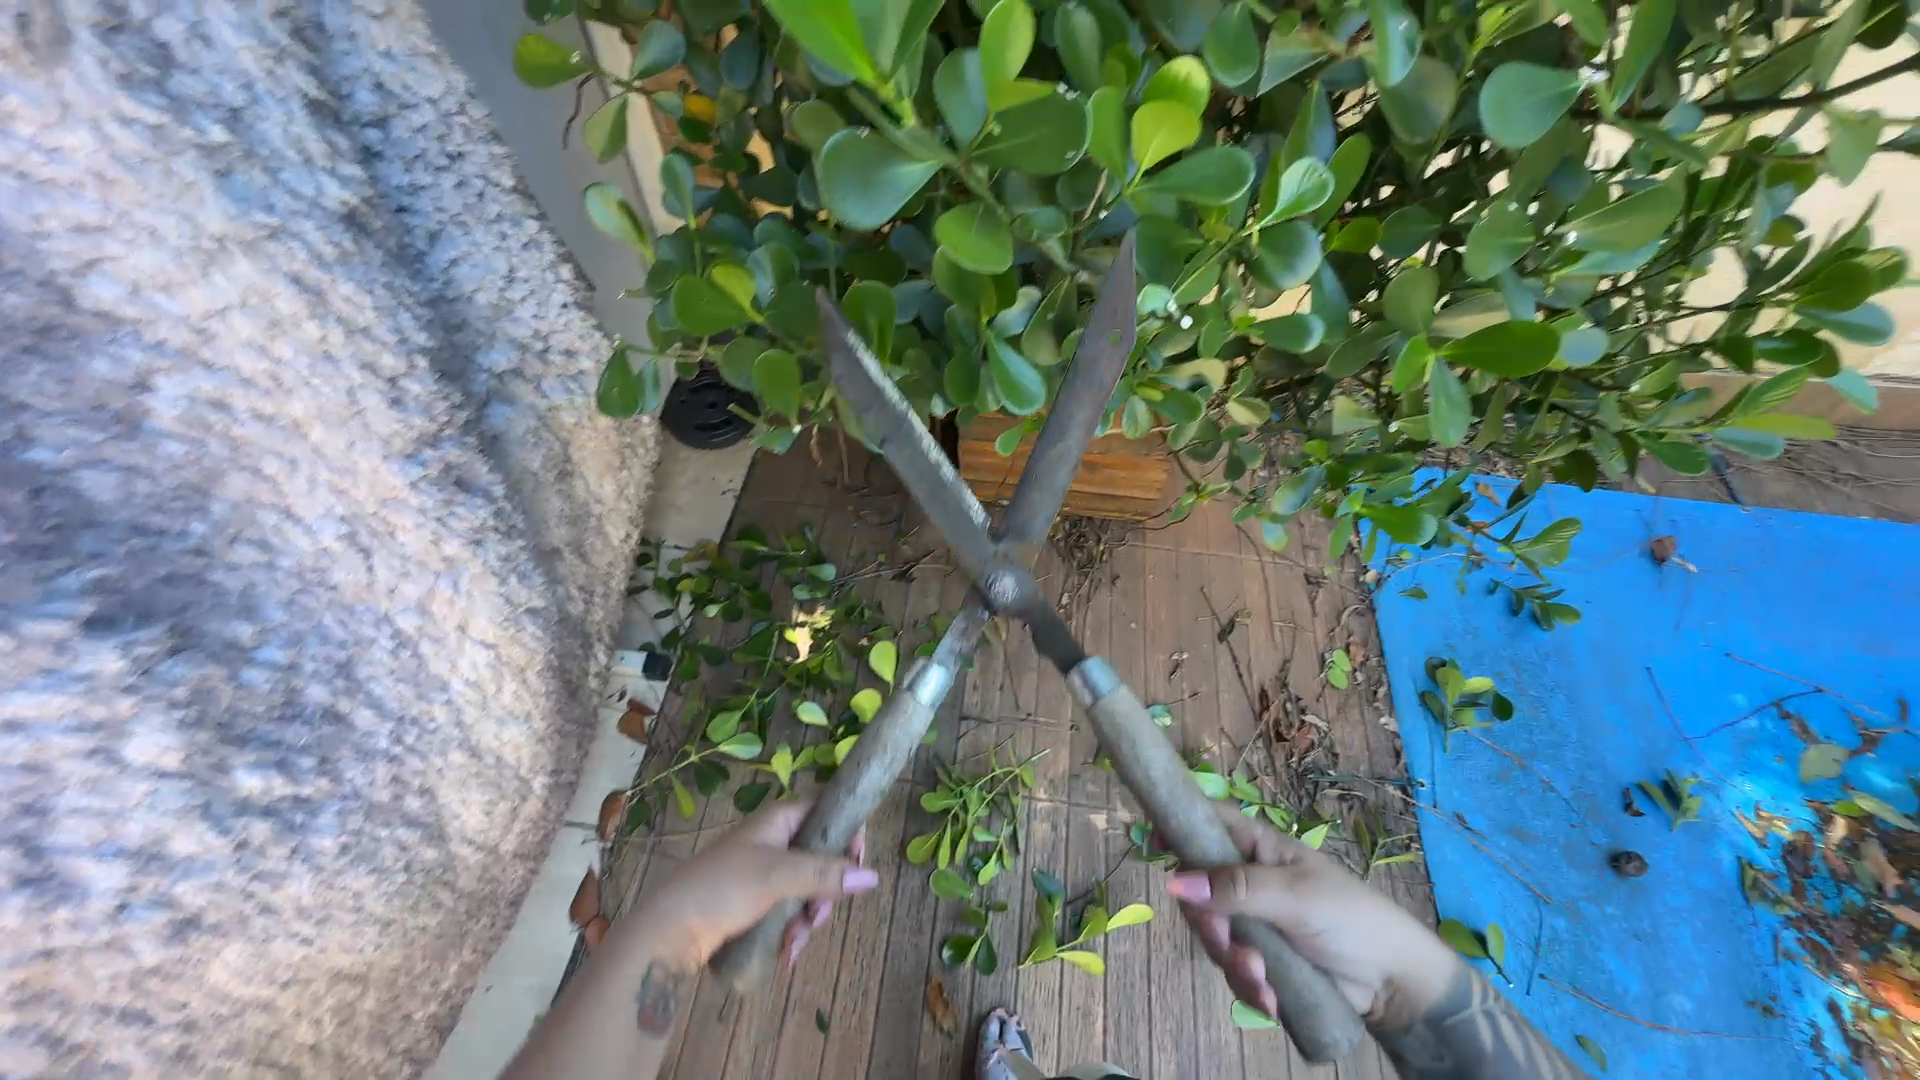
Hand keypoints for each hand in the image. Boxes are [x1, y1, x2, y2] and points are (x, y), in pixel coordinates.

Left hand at [637, 797, 878, 966]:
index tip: (857, 865)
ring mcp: (764, 872)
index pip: (827, 811)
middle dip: (827, 889)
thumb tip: (872, 876)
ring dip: (808, 916)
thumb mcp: (778, 876)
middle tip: (818, 915)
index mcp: (779, 819)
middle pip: (822, 855)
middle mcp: (774, 840)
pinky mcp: (754, 902)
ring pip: (808, 887)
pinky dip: (792, 929)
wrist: (667, 931)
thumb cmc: (722, 888)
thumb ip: (825, 872)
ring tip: (794, 941)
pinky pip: (788, 909)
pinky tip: (785, 951)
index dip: (847, 833)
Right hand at [1164, 802, 1462, 1032]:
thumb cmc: (1350, 917)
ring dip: (1231, 960)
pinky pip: (1231, 968)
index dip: (1177, 826)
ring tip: (1263, 979)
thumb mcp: (1294, 896)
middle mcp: (1246, 879)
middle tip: (1225, 940)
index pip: (1207, 822)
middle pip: (1197, 888)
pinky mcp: (1260, 958)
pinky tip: (1271, 998)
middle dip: (1208, 922)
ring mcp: (1252, 920)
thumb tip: (1173, 882)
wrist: (1393, 982)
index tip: (1152, 844)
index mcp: (1258, 848)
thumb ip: (1235, 888)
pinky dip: (1247, 985)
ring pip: (1211, 934)